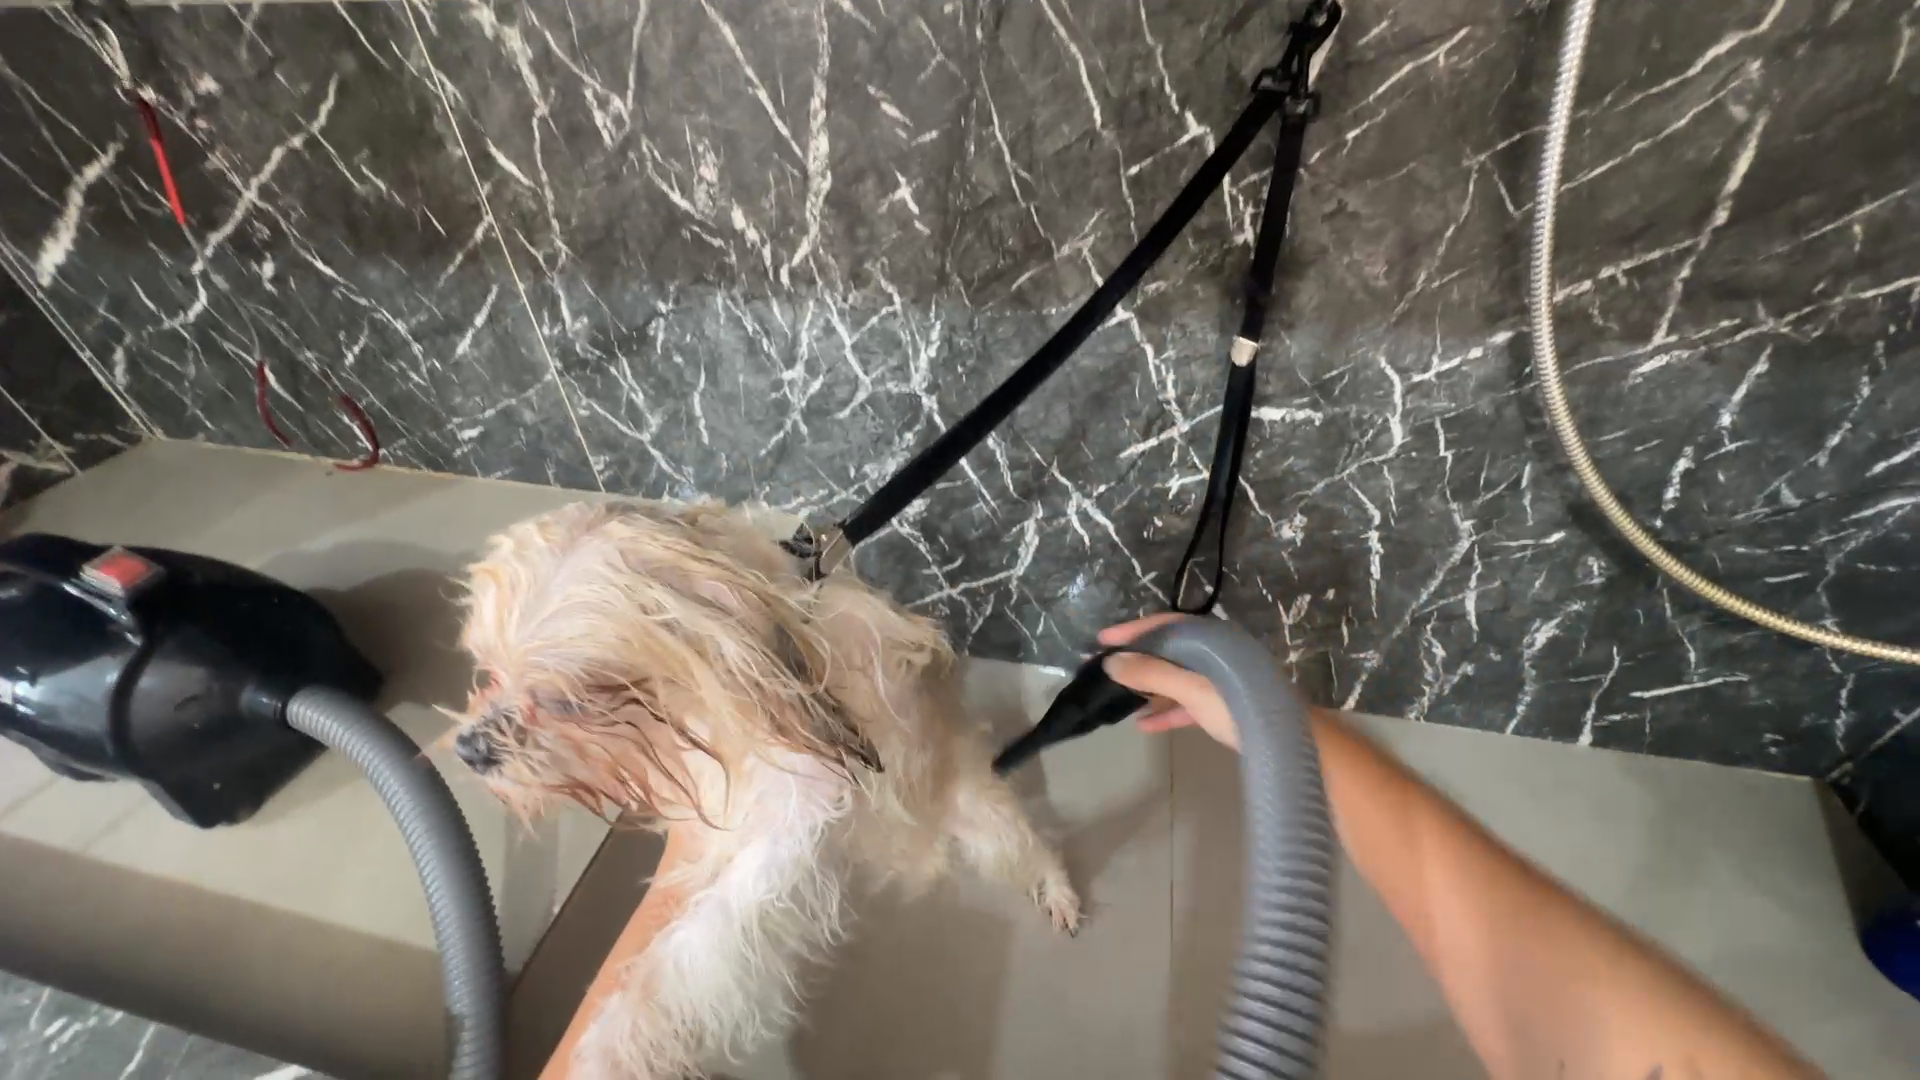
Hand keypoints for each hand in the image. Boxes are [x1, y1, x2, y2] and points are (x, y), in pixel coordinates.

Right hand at [1098, 613, 1240, 750]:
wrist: (1291, 744)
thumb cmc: (1240, 707)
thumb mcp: (1192, 689)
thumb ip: (1152, 673)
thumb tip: (1111, 661)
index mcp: (1211, 641)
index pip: (1165, 625)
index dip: (1132, 630)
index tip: (1102, 640)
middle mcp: (1216, 655)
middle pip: (1170, 650)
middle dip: (1138, 658)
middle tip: (1107, 665)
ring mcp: (1221, 681)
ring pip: (1177, 677)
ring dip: (1149, 685)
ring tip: (1120, 694)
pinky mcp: (1225, 706)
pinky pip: (1188, 702)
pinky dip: (1167, 710)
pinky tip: (1145, 724)